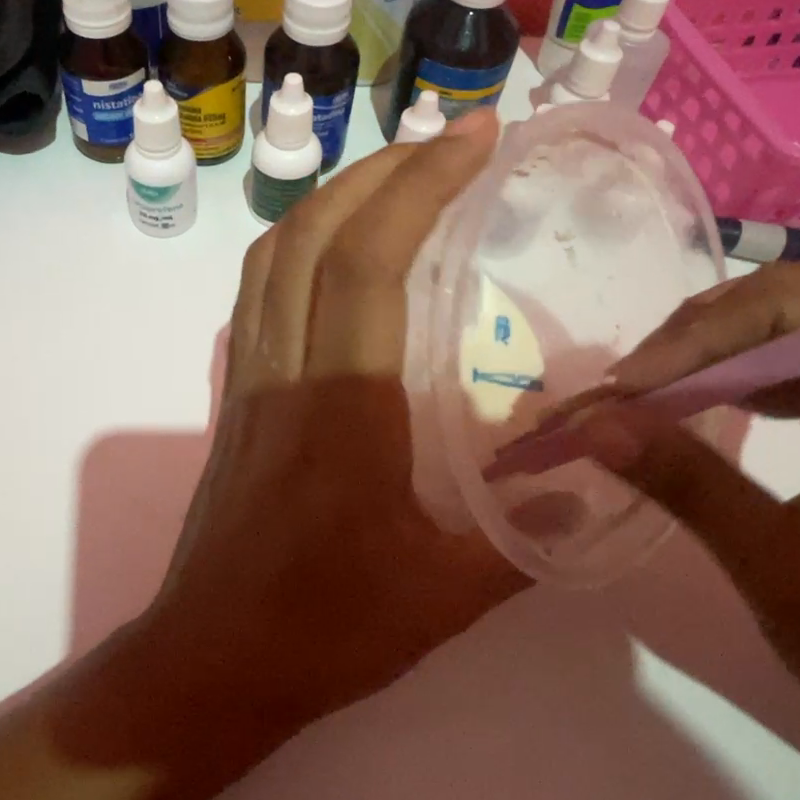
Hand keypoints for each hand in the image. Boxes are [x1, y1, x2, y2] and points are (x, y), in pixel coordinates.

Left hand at [139, 110, 527, 724]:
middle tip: (450, 142)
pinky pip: (259, 291)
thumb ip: (525, 541)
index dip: (420, 185)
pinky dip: (302, 243)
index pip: (370, 260)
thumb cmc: (326, 629)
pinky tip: (341, 253)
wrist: (212, 660)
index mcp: (343, 404)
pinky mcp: (235, 394)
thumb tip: (587, 486)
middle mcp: (286, 368)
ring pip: (275, 254)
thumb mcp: (446, 595)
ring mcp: (248, 377)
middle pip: (315, 233)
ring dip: (335, 197)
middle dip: (383, 169)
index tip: (476, 139)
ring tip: (398, 178)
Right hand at [564, 263, 799, 799]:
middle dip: (707, 332)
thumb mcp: (785, 578)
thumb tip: (596, 422)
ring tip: (677, 388)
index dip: (700, 333)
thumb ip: (692, 487)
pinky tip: (743, 392)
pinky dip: (775, 356)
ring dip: (737, 339)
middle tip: (639, 391)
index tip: (627, 389)